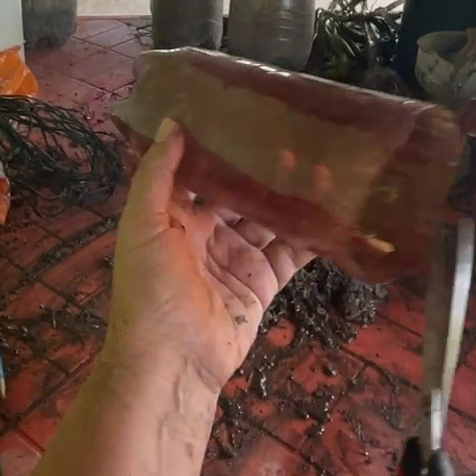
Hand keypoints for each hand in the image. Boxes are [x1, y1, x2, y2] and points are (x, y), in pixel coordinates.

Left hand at [102, 119, 310, 392]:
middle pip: (239, 193)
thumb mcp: (143, 222)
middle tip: (295, 138)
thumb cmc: (150, 286)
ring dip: (291, 196)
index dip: (220, 147)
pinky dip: (310, 235)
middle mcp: (206, 231)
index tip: (246, 115)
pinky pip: (289, 253)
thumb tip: (171, 121)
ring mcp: (236, 257)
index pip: (199, 171)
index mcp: (174, 214)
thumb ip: (156, 173)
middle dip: (263, 170)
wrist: (171, 360)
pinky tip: (333, 209)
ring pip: (268, 218)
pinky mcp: (262, 283)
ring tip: (322, 165)